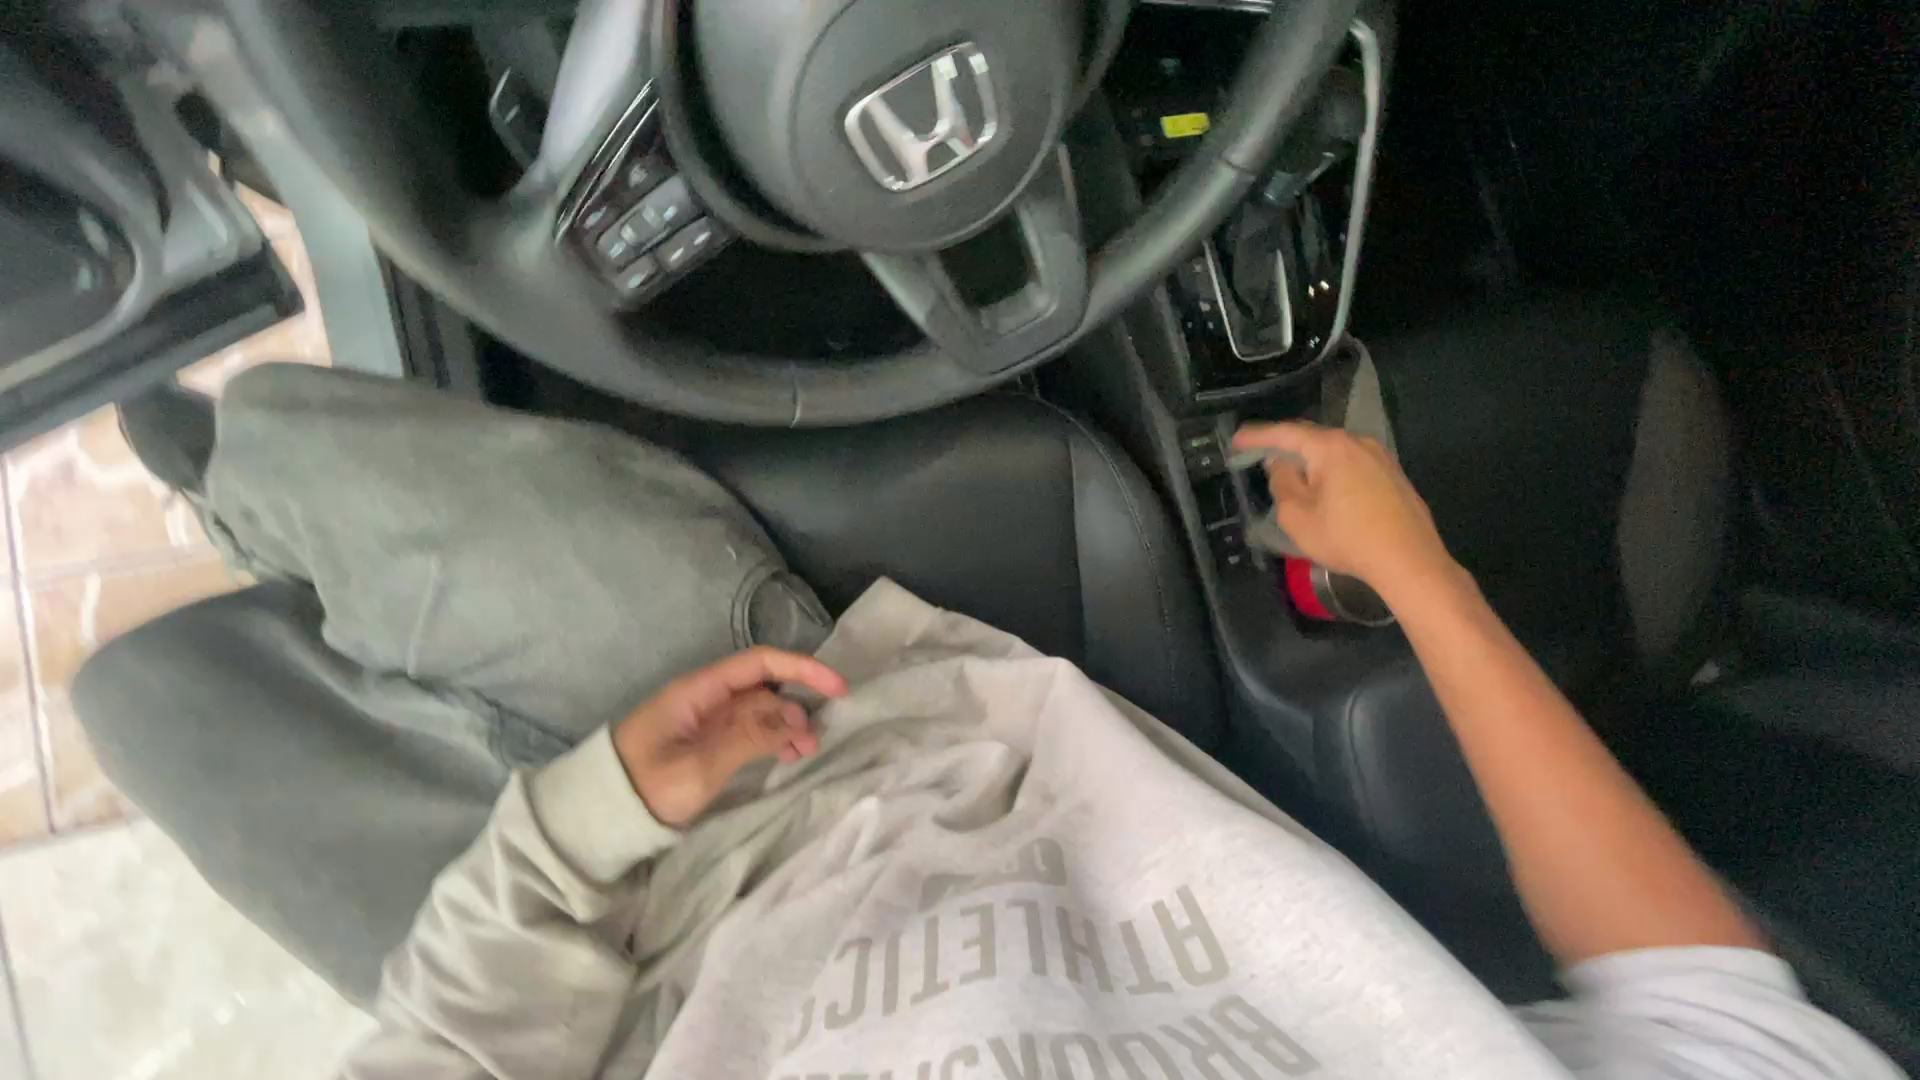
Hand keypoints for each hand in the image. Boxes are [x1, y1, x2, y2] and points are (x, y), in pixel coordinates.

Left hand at [612, 646, 847, 827]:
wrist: (595, 817)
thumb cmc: (645, 789)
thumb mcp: (699, 767)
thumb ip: (749, 738)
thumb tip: (797, 716)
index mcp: (699, 690)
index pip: (760, 663)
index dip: (802, 668)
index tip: (836, 687)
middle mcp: (705, 697)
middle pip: (763, 685)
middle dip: (797, 702)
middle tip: (818, 736)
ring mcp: (704, 719)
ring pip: (759, 709)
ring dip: (786, 724)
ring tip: (806, 751)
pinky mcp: (704, 740)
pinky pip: (747, 729)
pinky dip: (771, 737)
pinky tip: (786, 755)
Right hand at [1231, 422, 1457, 600]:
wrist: (1408, 560)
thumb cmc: (1346, 538)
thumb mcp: (1297, 517)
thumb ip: (1282, 484)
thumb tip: (1280, 465)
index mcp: (1330, 448)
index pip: (1285, 433)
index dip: (1257, 436)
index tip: (1236, 441)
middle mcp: (1357, 443)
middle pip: (1312, 437)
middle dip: (1284, 445)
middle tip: (1260, 454)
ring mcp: (1380, 457)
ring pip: (1334, 451)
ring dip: (1309, 459)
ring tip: (1291, 472)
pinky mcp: (1393, 475)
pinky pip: (1352, 463)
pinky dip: (1331, 469)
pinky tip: (1324, 487)